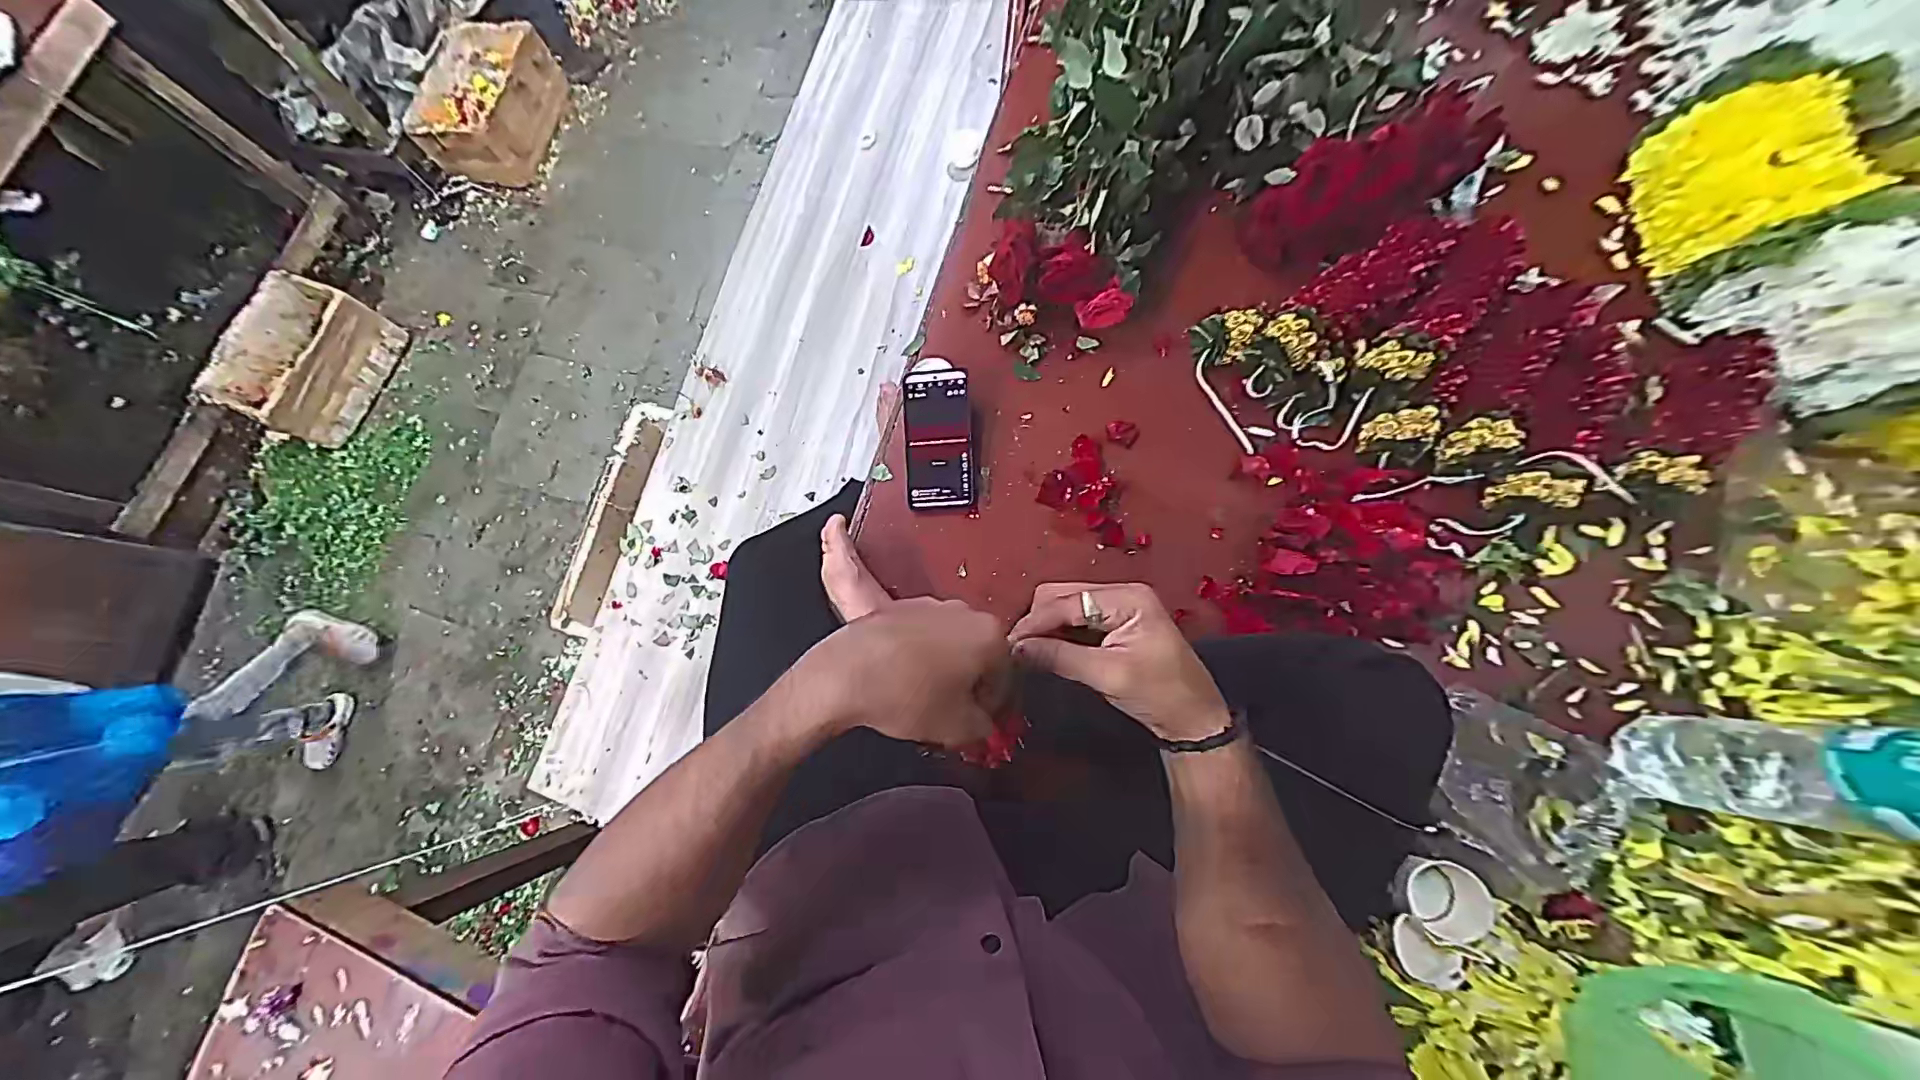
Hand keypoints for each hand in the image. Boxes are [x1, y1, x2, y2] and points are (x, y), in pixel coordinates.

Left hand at [789, 597, 1007, 749]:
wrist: (843, 673)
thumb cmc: (907, 697)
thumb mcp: (958, 728)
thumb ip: (983, 728)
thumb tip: (982, 724)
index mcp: (990, 635)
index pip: (1007, 678)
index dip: (995, 708)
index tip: (982, 725)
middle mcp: (965, 611)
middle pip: (981, 656)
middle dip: (972, 686)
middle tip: (955, 715)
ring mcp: (930, 605)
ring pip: (951, 644)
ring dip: (946, 670)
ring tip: (924, 700)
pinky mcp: (899, 608)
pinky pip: (922, 637)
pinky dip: (920, 658)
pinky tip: (902, 681)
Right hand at [1009, 583, 1230, 742]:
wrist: (1194, 720)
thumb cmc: (1160, 694)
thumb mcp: (1109, 675)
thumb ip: (1061, 657)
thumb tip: (1016, 649)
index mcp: (1127, 597)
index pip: (1068, 600)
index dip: (1035, 621)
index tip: (1008, 643)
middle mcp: (1121, 594)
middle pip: (1063, 596)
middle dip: (1036, 620)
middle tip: (1014, 649)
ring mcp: (1117, 609)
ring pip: (1065, 607)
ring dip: (1044, 627)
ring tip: (1022, 651)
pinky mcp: (1113, 626)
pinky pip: (1075, 622)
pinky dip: (1056, 635)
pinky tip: (1041, 650)